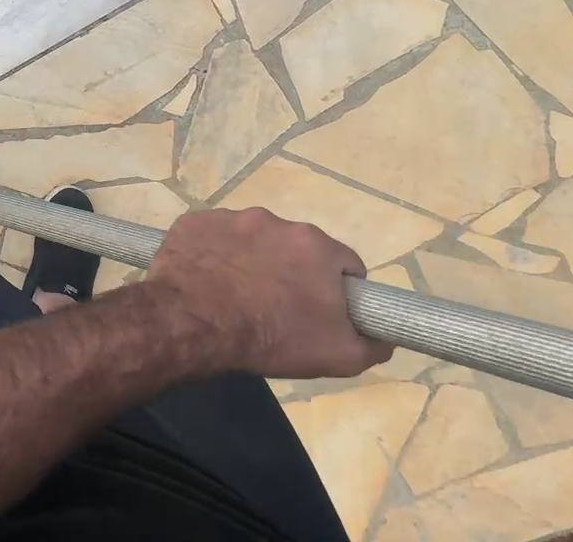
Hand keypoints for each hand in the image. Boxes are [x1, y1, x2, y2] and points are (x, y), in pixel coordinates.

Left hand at [148, 207, 393, 378]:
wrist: (191, 322)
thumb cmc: (272, 337)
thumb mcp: (343, 355)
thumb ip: (374, 341)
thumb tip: (382, 331)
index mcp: (314, 244)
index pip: (343, 264)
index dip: (337, 288)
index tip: (322, 308)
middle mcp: (271, 220)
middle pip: (294, 247)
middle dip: (291, 270)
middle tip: (275, 301)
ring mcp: (225, 217)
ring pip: (251, 238)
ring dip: (250, 257)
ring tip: (236, 289)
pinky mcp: (190, 222)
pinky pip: (212, 235)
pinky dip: (214, 251)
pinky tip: (207, 276)